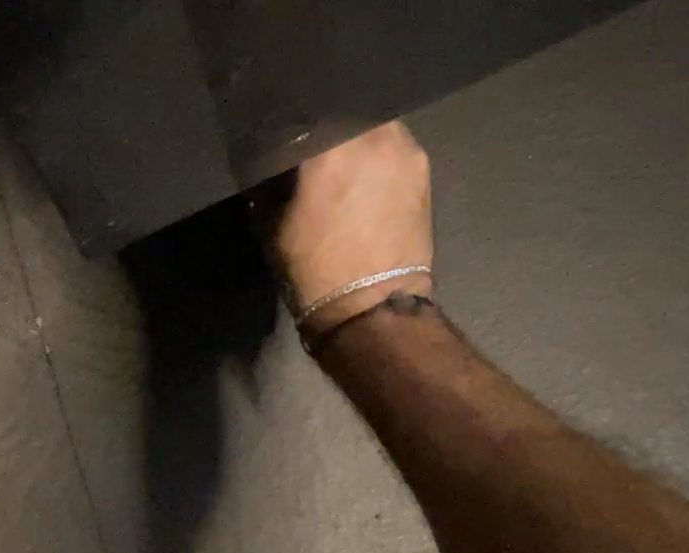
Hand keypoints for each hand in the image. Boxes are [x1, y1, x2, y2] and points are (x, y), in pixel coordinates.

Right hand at [274, 121, 434, 332]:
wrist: (370, 307)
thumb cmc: (313, 271)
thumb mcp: (271, 229)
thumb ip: (267, 186)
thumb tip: (266, 167)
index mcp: (327, 148)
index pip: (302, 113)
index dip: (287, 118)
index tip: (277, 129)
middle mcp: (370, 135)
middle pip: (341, 109)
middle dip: (324, 121)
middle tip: (309, 142)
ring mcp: (402, 148)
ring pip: (371, 120)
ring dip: (353, 133)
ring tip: (338, 157)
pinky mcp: (422, 166)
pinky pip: (393, 143)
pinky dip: (375, 150)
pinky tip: (363, 173)